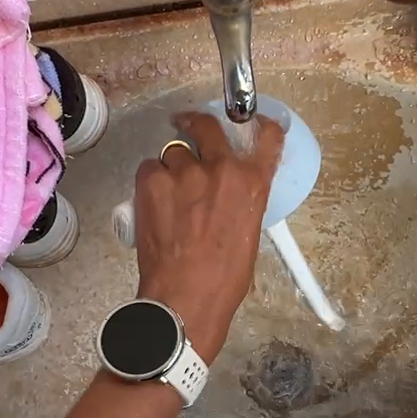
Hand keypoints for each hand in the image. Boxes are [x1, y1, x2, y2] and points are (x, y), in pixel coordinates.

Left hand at [132, 112, 283, 364]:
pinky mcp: (151, 180)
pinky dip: (151, 182)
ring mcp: (183, 172)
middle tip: (189, 126)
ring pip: (174, 154)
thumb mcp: (248, 235)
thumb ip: (242, 201)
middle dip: (198, 124)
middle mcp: (220, 168)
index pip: (266, 137)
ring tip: (170, 198)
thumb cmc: (223, 279)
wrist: (185, 298)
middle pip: (208, 126)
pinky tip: (154, 205)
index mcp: (252, 184)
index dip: (259, 124)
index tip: (248, 119)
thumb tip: (228, 191)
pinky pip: (150, 168)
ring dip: (173, 169)